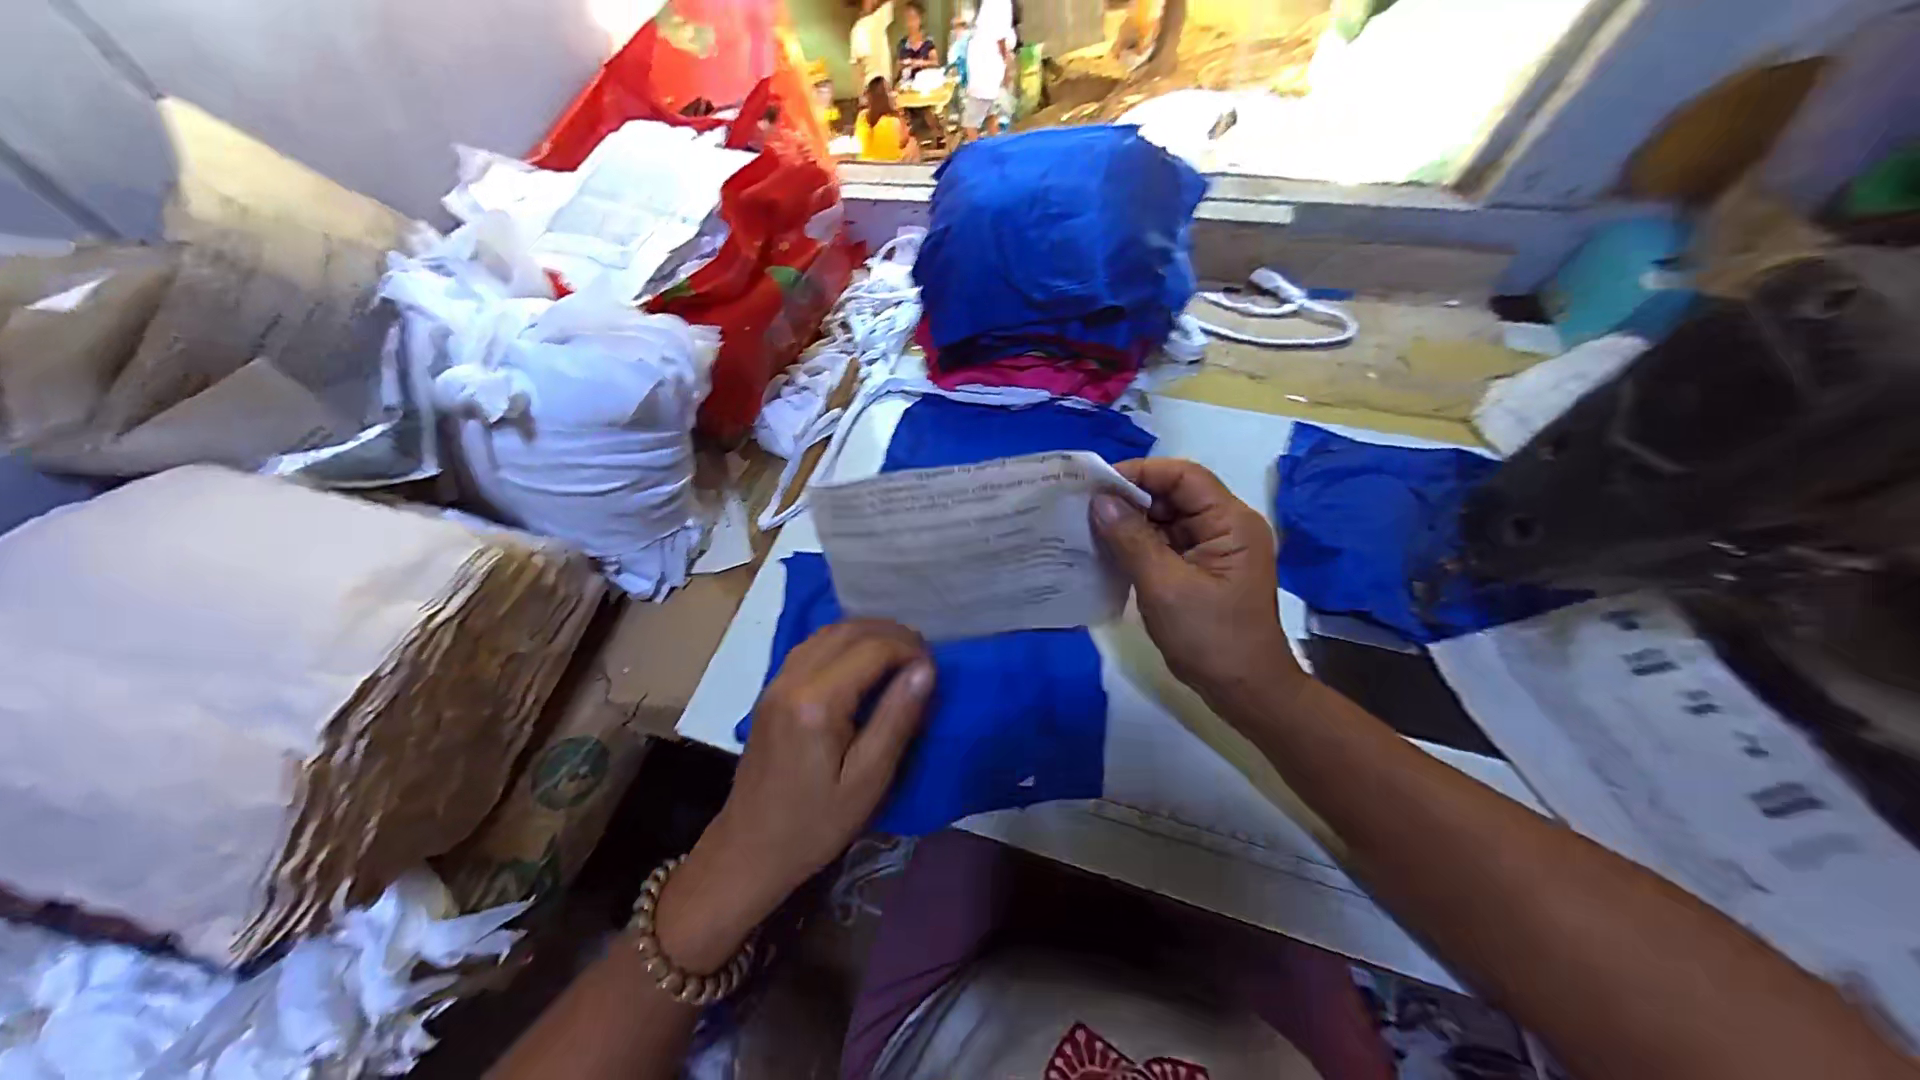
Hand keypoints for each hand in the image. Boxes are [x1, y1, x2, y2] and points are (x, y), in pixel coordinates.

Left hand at [653, 620, 933, 971]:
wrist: (749, 850)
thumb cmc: (814, 825)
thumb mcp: (868, 780)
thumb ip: (897, 718)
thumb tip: (926, 669)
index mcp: (815, 703)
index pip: (871, 649)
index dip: (909, 649)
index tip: (934, 668)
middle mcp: (791, 680)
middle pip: (848, 630)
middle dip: (892, 634)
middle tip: (923, 656)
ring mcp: (776, 682)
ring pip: (827, 632)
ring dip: (868, 633)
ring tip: (901, 655)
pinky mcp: (771, 691)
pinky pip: (812, 646)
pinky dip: (844, 642)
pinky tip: (864, 662)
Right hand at [1092, 458, 1304, 708]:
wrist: (1244, 691)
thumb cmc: (1210, 638)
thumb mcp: (1165, 586)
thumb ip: (1131, 540)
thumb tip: (1099, 501)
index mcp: (1231, 522)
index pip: (1184, 477)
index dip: (1141, 474)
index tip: (1098, 486)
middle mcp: (1226, 527)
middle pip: (1174, 495)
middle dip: (1131, 500)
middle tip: (1086, 508)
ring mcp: (1214, 550)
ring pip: (1167, 520)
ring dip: (1131, 524)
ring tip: (1090, 528)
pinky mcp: (1201, 570)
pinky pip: (1166, 545)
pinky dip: (1139, 545)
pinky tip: (1109, 551)